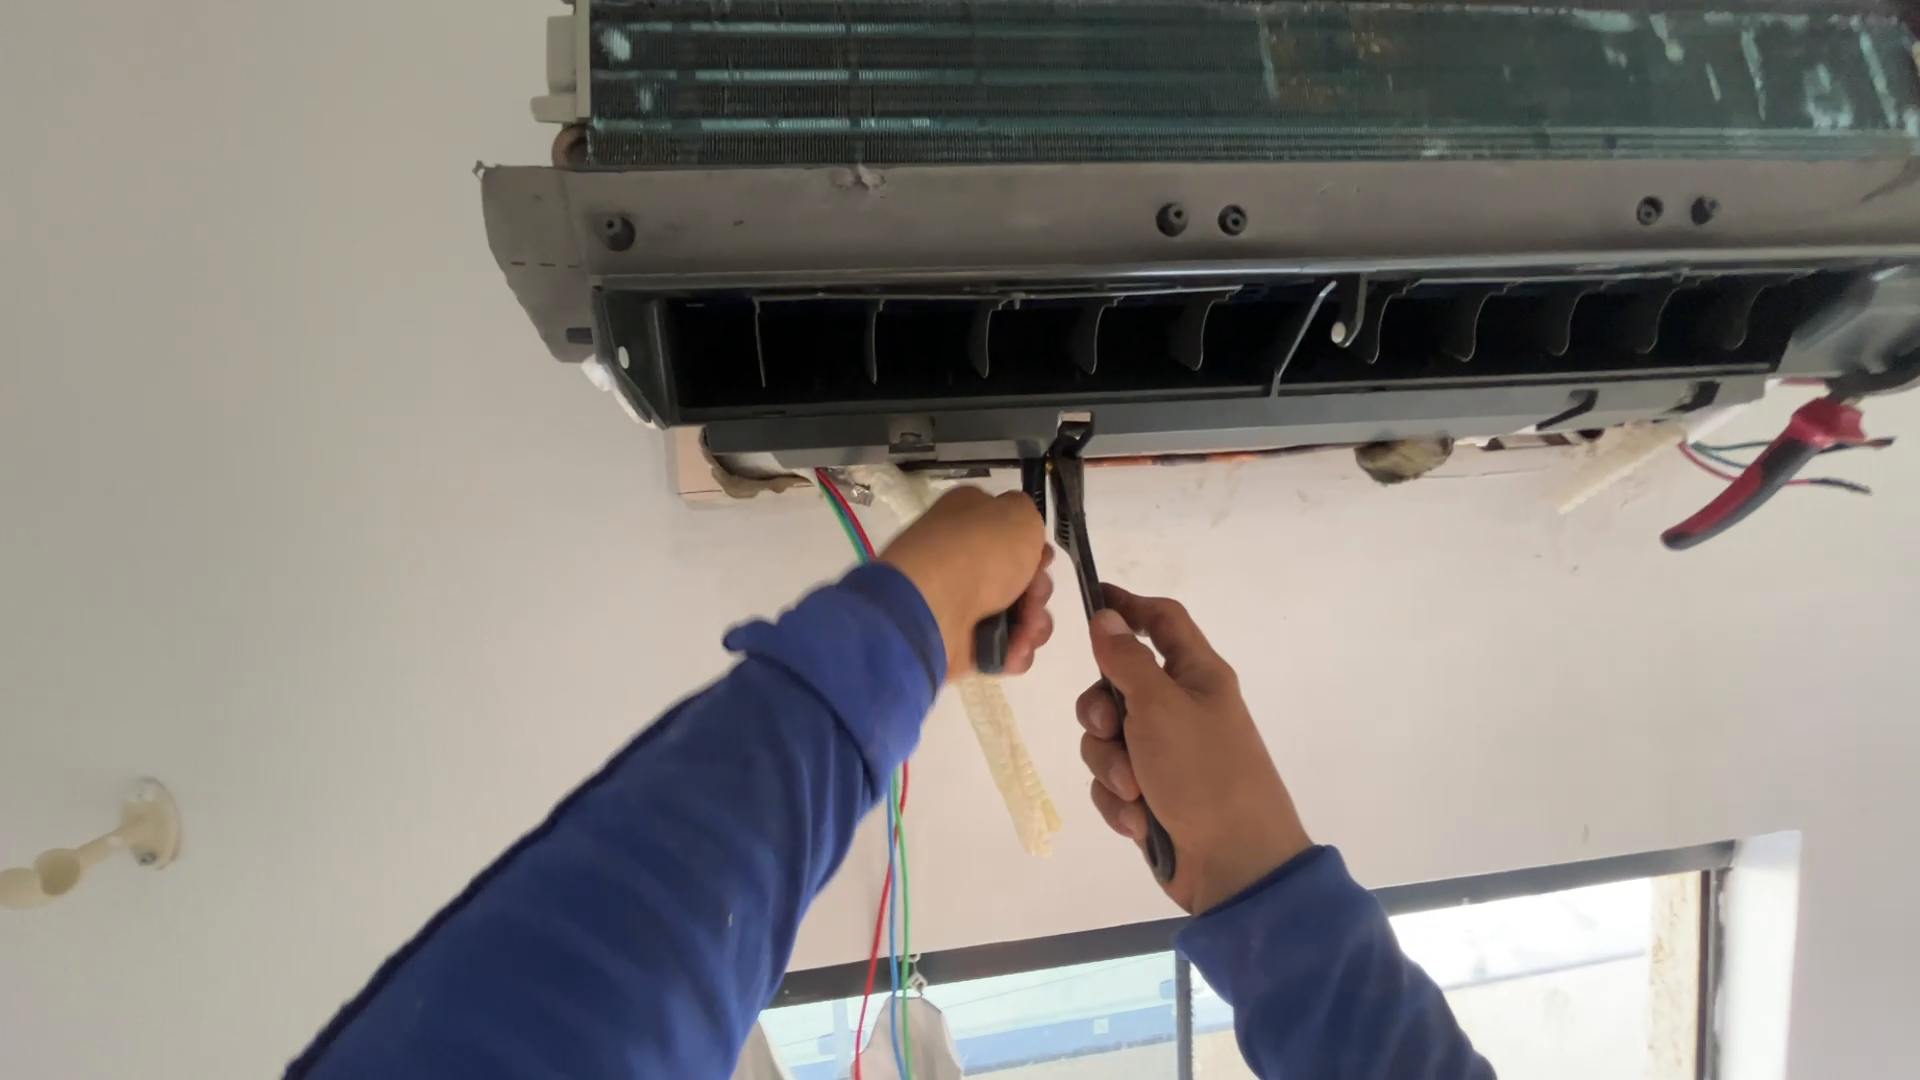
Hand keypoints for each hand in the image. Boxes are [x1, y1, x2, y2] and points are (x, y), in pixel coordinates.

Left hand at [880, 485, 1054, 678]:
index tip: (1043, 560)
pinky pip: (1004, 649)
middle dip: (1038, 590)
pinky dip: (1015, 649)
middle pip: (1021, 578)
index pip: (1011, 534)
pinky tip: (1014, 648)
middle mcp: (963, 560)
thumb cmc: (978, 551)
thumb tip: (1019, 534)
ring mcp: (962, 603)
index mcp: (968, 520)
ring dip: (1033, 622)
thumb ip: (1026, 516)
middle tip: (1033, 594)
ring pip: (1019, 615)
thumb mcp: (1017, 513)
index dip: (1035, 549)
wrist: (932, 605)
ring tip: (1026, 627)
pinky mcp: (963, 643)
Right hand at [1076, 586, 1311, 913]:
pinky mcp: (1151, 791)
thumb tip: (1105, 617)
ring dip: (1110, 763)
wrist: (1236, 868)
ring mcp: (1165, 752)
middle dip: (1101, 710)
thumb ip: (1125, 660)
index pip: (1161, 621)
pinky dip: (1118, 798)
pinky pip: (1111, 777)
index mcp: (1196, 676)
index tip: (1091, 599)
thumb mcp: (1160, 708)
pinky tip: (1138, 818)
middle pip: (1117, 682)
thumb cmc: (1204, 774)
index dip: (1128, 605)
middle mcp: (1179, 707)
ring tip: (1134, 789)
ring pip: (1106, 735)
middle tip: (1113, 730)